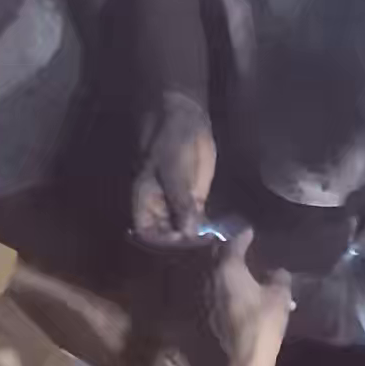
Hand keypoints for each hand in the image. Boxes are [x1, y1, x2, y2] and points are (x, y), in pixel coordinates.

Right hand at [132, 91, 216, 248]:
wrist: (186, 117)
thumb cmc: (171, 139)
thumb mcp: (174, 170)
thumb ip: (180, 200)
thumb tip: (186, 231)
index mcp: (145, 200)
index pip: (147, 232)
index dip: (161, 242)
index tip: (181, 243)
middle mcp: (159, 207)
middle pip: (166, 235)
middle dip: (182, 244)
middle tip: (203, 248)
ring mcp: (178, 204)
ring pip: (184, 230)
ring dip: (197, 239)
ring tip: (213, 245)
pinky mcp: (195, 199)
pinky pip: (198, 219)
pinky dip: (207, 228)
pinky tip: (219, 235)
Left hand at [212, 229, 291, 365]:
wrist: (246, 358)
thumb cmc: (263, 322)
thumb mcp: (279, 297)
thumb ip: (279, 278)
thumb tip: (277, 271)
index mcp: (228, 268)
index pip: (234, 244)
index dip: (243, 236)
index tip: (250, 231)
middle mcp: (212, 278)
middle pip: (218, 257)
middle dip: (229, 249)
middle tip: (243, 246)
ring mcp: (207, 297)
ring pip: (216, 275)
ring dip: (227, 269)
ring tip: (242, 268)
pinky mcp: (209, 313)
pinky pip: (217, 291)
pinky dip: (227, 286)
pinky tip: (239, 291)